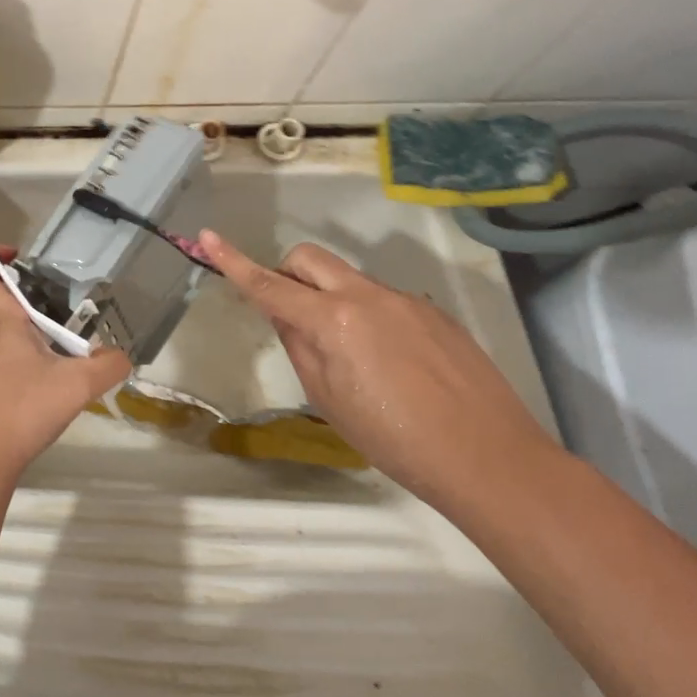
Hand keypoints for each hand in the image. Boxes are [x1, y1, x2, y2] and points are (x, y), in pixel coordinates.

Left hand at [0, 245, 132, 481]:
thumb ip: (108, 365)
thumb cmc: (23, 409)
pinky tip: (45, 375)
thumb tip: (123, 356)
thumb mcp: (78, 385)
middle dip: (19, 291)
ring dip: (21, 325)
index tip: (17, 258)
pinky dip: (17, 352)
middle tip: (54, 301)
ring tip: (58, 340)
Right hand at [196, 230, 559, 505]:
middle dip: (287, 274)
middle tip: (289, 315)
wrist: (489, 459)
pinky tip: (391, 365)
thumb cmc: (394, 439)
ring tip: (352, 359)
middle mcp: (369, 298)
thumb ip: (299, 347)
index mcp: (334, 321)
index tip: (207, 237)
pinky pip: (385, 301)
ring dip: (331, 300)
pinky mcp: (437, 314)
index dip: (233, 262)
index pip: (269, 285)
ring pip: (349, 280)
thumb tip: (286, 316)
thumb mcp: (327, 399)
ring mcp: (408, 302)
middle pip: (309, 259)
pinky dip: (369, 317)